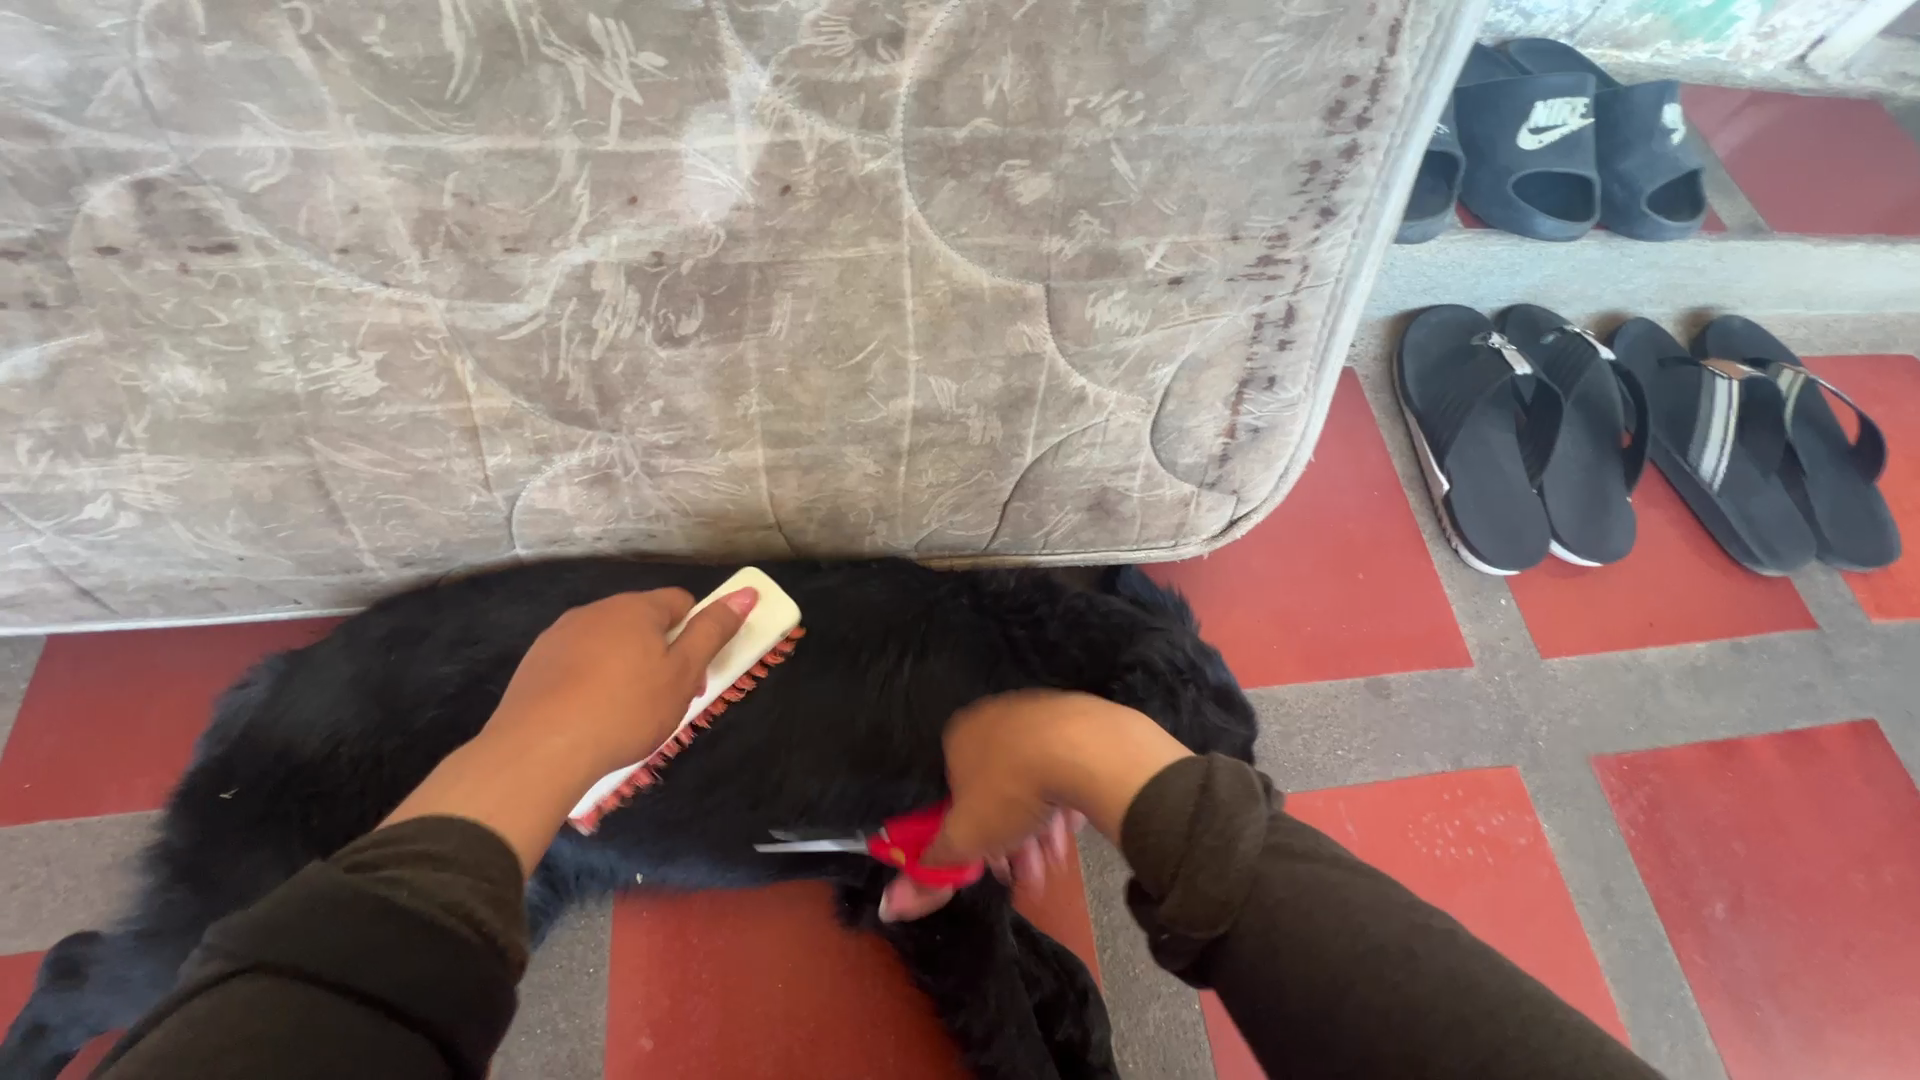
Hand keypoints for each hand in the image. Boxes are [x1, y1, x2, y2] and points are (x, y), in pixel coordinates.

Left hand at [481, 586, 758, 782]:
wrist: (538, 751)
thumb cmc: (626, 710)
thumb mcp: (684, 674)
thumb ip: (714, 632)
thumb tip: (745, 594)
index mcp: (636, 608)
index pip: (682, 602)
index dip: (697, 633)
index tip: (696, 673)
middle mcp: (596, 611)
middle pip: (644, 623)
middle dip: (662, 654)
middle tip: (669, 700)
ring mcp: (559, 636)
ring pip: (609, 644)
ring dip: (626, 667)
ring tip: (627, 714)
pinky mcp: (535, 665)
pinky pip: (577, 664)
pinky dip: (591, 682)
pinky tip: (590, 717)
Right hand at [879, 689, 1190, 920]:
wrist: (1082, 750)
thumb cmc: (1010, 790)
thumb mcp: (965, 838)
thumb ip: (930, 867)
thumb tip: (889, 903)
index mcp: (957, 736)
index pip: (953, 793)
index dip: (971, 839)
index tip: (991, 868)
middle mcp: (992, 718)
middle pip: (995, 790)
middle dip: (1011, 842)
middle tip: (1029, 877)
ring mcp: (1035, 716)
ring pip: (1031, 782)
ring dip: (1039, 830)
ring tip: (1056, 864)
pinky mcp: (1074, 722)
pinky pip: (1061, 768)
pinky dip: (1063, 801)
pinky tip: (1073, 829)